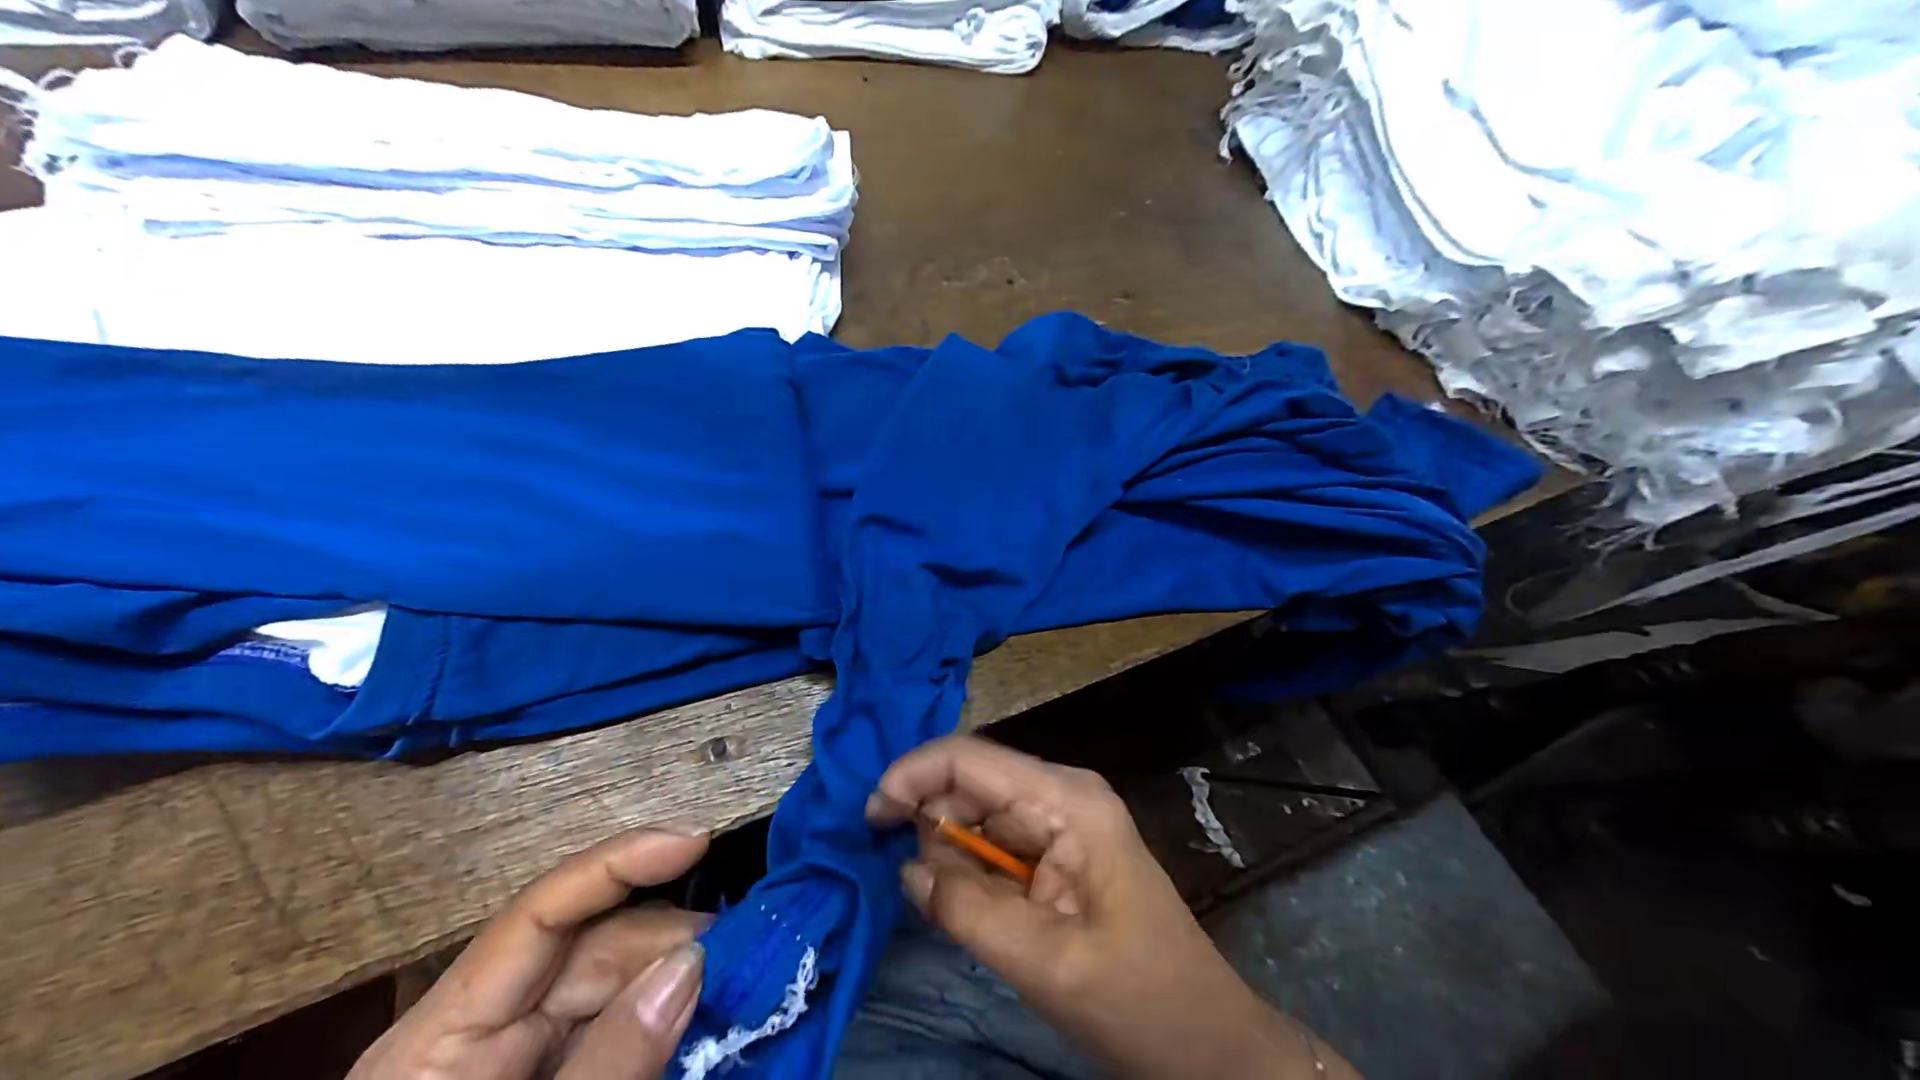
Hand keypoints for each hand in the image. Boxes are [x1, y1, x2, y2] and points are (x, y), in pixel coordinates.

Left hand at [349, 829, 709, 1079]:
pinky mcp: (559, 1073)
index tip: (695, 841)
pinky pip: (624, 1026)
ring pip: (618, 983)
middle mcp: (487, 1026)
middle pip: (593, 947)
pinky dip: (671, 1021)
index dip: (618, 863)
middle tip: (748, 950)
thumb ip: (607, 1064)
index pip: (538, 914)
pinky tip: (714, 1021)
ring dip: (681, 980)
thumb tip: (691, 964)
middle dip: (673, 939)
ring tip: (741, 989)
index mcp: (444, 1036)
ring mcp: (524, 1054)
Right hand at [867, 735, 1360, 1079]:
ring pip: (976, 814)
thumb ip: (967, 910)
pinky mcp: (1055, 854)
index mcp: (1066, 800)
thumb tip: (906, 868)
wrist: (1206, 1041)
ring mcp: (1058, 823)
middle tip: (903, 874)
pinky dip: (965, 869)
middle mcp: (1059, 795)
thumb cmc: (1138, 999)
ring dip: (945, 850)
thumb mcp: (1045, 962)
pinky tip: (965, 905)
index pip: (970, 757)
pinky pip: (992, 845)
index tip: (870, 818)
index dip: (913, 774)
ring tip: (946, 904)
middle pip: (970, 781)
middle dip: (926, 817)